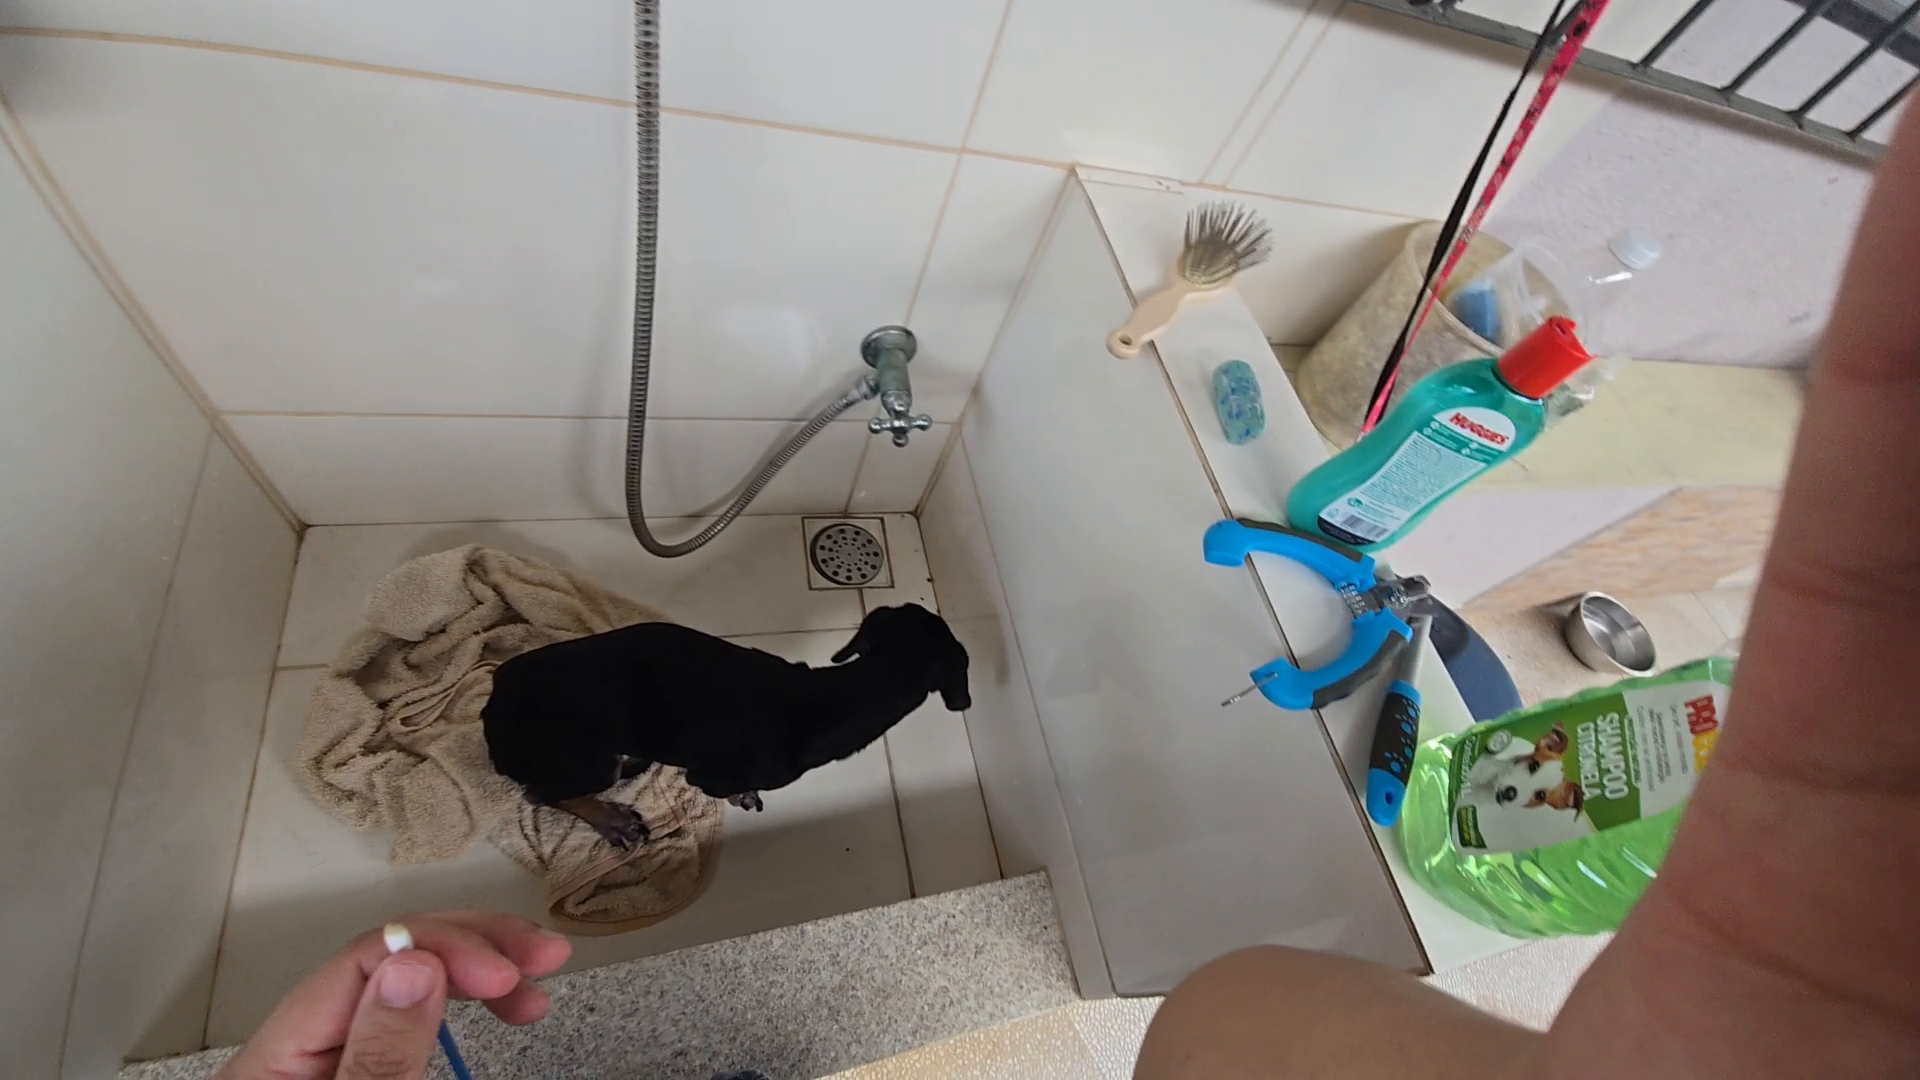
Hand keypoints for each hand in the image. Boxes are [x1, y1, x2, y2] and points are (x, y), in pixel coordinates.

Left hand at [215, 912, 570, 1079]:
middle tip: (549, 957)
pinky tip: (507, 1001)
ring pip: (410, 975)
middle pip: (392, 957)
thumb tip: (413, 959)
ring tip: (541, 978)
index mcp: (269, 1064)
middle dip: (479, 947)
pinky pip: (416, 1009)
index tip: (515, 975)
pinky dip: (470, 996)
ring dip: (485, 966)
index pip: (365, 961)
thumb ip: (378, 1059)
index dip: (448, 948)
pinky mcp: (359, 1070)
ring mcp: (328, 1058)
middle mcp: (295, 1046)